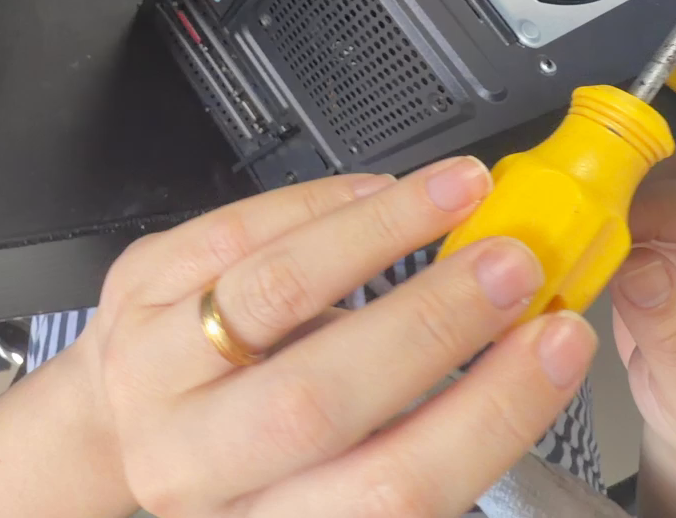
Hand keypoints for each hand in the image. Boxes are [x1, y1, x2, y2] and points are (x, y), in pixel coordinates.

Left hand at [74, 158, 599, 516]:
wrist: (119, 413)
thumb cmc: (231, 444)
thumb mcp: (312, 472)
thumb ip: (396, 420)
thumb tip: (502, 333)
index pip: (393, 488)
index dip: (491, 412)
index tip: (556, 344)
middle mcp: (198, 455)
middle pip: (323, 393)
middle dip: (437, 318)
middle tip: (511, 262)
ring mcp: (156, 359)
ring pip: (276, 286)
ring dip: (381, 231)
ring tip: (454, 193)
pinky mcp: (142, 282)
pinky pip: (237, 227)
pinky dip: (320, 202)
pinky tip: (374, 189)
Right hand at [609, 150, 675, 516]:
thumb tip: (638, 263)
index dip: (668, 208)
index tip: (603, 229)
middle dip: (637, 197)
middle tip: (577, 227)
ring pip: (673, 171)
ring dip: (621, 190)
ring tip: (579, 229)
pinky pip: (651, 181)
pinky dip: (614, 193)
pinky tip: (587, 225)